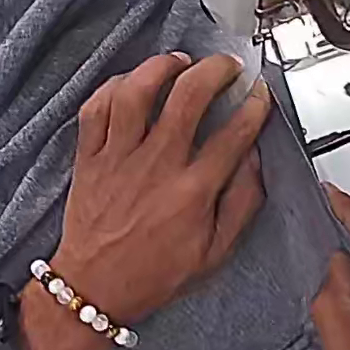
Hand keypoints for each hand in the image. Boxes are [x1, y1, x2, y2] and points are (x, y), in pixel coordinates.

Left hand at [21, 53, 269, 349]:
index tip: (259, 93)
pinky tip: (131, 83)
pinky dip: (113, 86)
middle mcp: (156, 167)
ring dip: (161, 67)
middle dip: (214, 71)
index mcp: (192, 193)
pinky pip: (95, 108)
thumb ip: (242, 204)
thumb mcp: (215, 253)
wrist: (96, 287)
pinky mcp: (89, 157)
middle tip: (225, 67)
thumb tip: (255, 161)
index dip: (253, 107)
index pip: (232, 135)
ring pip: (137, 93)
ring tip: (179, 62)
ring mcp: (119, 158)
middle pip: (187, 98)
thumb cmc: (154, 272)